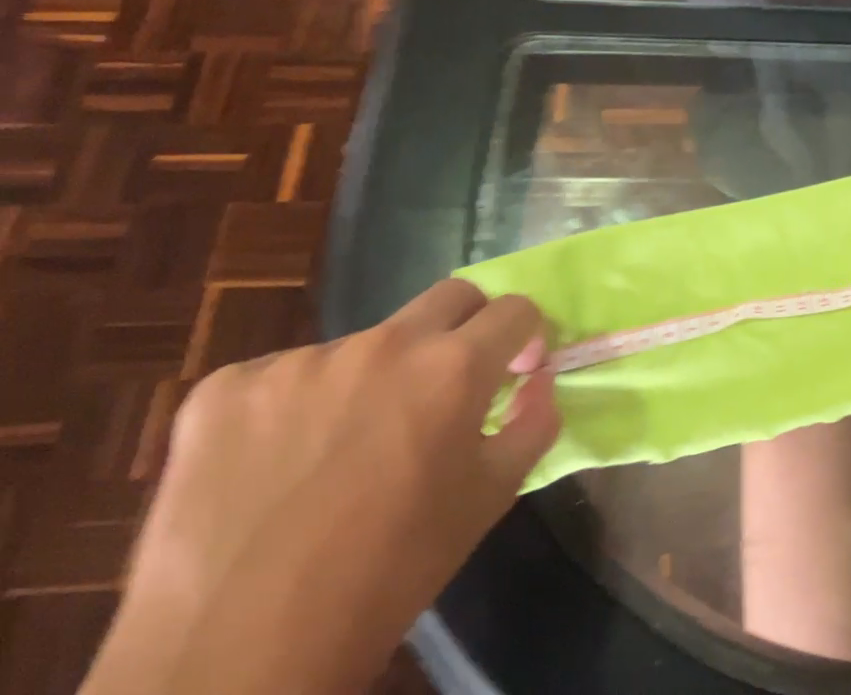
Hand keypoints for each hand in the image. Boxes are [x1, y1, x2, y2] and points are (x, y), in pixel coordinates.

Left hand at [84, 281, 559, 694]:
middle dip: (467, 328)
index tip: (515, 372)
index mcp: (454, 366)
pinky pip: (285, 376)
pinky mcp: (225, 387)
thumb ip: (534, 420)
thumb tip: (538, 380)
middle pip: (449, 297)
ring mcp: (296, 361)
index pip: (515, 308)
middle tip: (450, 387)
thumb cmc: (396, 566)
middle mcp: (380, 344)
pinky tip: (284, 462)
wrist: (243, 639)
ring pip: (363, 345)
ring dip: (376, 377)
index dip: (525, 337)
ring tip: (348, 447)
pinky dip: (301, 405)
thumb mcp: (494, 494)